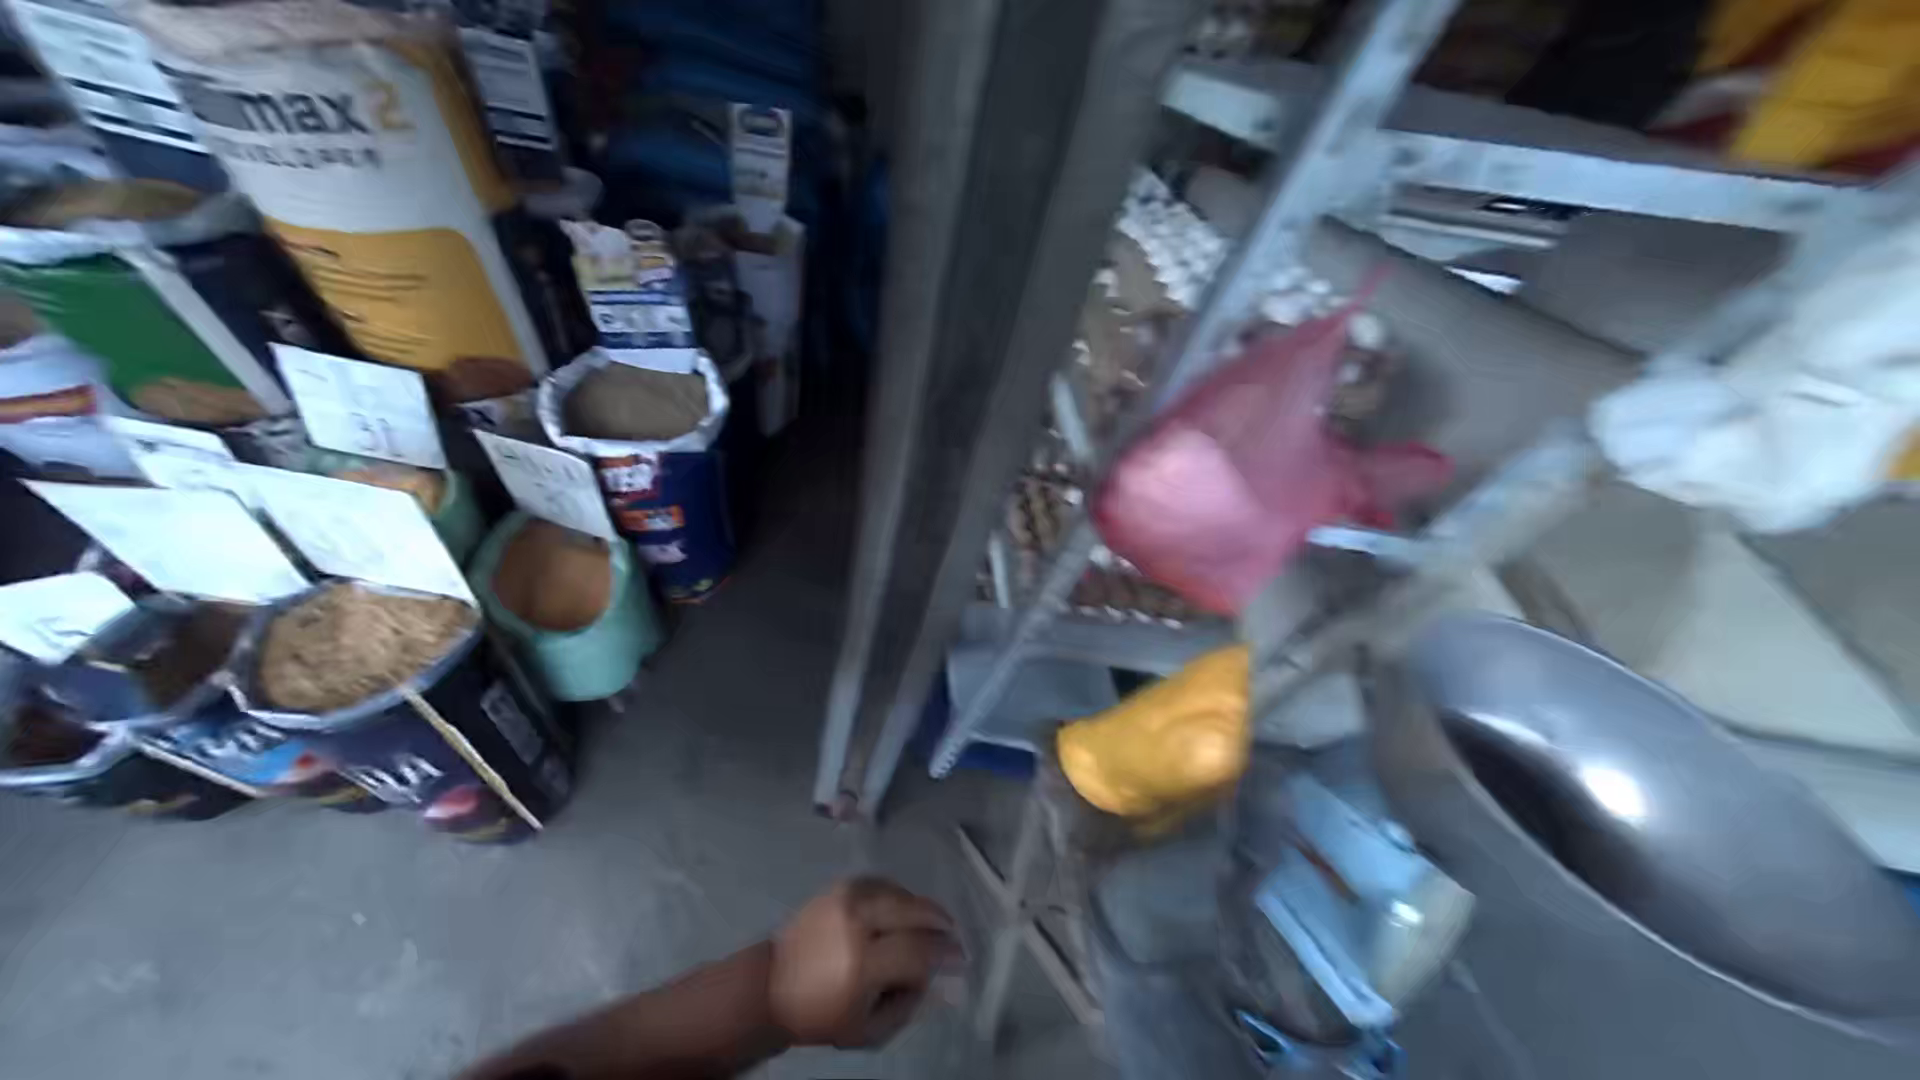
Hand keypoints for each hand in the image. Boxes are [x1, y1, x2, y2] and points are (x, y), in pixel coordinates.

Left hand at [769, 877, 958, 1047]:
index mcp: (862, 963)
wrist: (772, 985)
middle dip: (939, 921)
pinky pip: (881, 882)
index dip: (944, 953)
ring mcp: (846, 897)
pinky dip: (899, 893)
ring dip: (920, 906)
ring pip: (899, 892)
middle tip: (953, 933)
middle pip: (912, 910)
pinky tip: (906, 907)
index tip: (960, 958)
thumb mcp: (869, 1029)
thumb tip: (946, 982)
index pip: (917, 951)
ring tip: (933, 921)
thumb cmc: (822, 1014)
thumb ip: (910, 1005)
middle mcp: (856, 921)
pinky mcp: (839, 885)